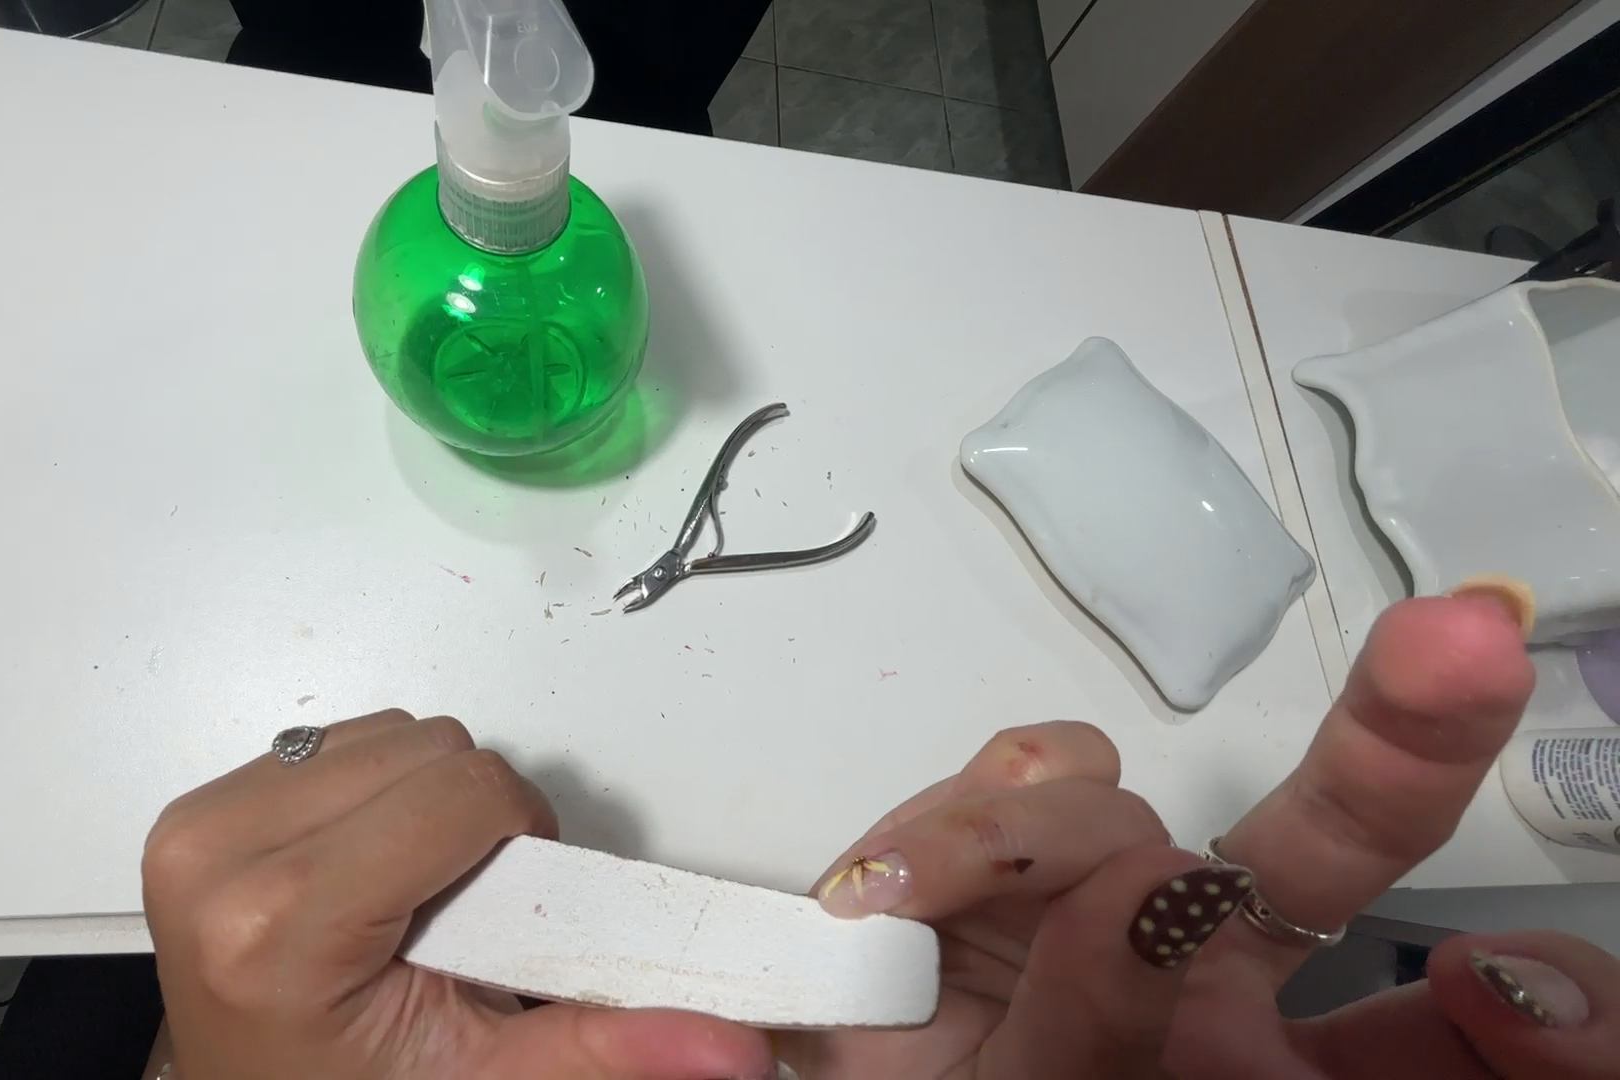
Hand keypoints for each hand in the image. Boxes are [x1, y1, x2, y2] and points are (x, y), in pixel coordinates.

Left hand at [141, 710, 774, 1079]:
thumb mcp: (484, 1078)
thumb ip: (609, 1049)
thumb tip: (732, 1050)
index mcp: (279, 928)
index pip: (464, 793)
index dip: (515, 832)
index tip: (505, 893)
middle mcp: (220, 858)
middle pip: (434, 751)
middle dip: (474, 814)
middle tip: (457, 895)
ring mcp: (204, 822)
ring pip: (397, 732)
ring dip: (429, 793)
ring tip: (411, 879)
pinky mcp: (204, 802)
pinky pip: (347, 737)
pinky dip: (384, 783)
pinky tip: (371, 854)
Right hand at [784, 591, 1575, 1078]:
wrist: (836, 1032)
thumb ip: (1107, 1024)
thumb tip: (1158, 882)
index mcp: (1243, 1053)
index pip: (1437, 1043)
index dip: (1529, 1029)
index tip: (1512, 985)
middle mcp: (1191, 940)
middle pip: (1326, 836)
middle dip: (1396, 743)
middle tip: (1454, 642)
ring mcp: (1096, 858)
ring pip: (1110, 793)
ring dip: (1011, 842)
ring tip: (910, 901)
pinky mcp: (1010, 799)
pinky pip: (1019, 764)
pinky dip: (954, 816)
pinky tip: (903, 875)